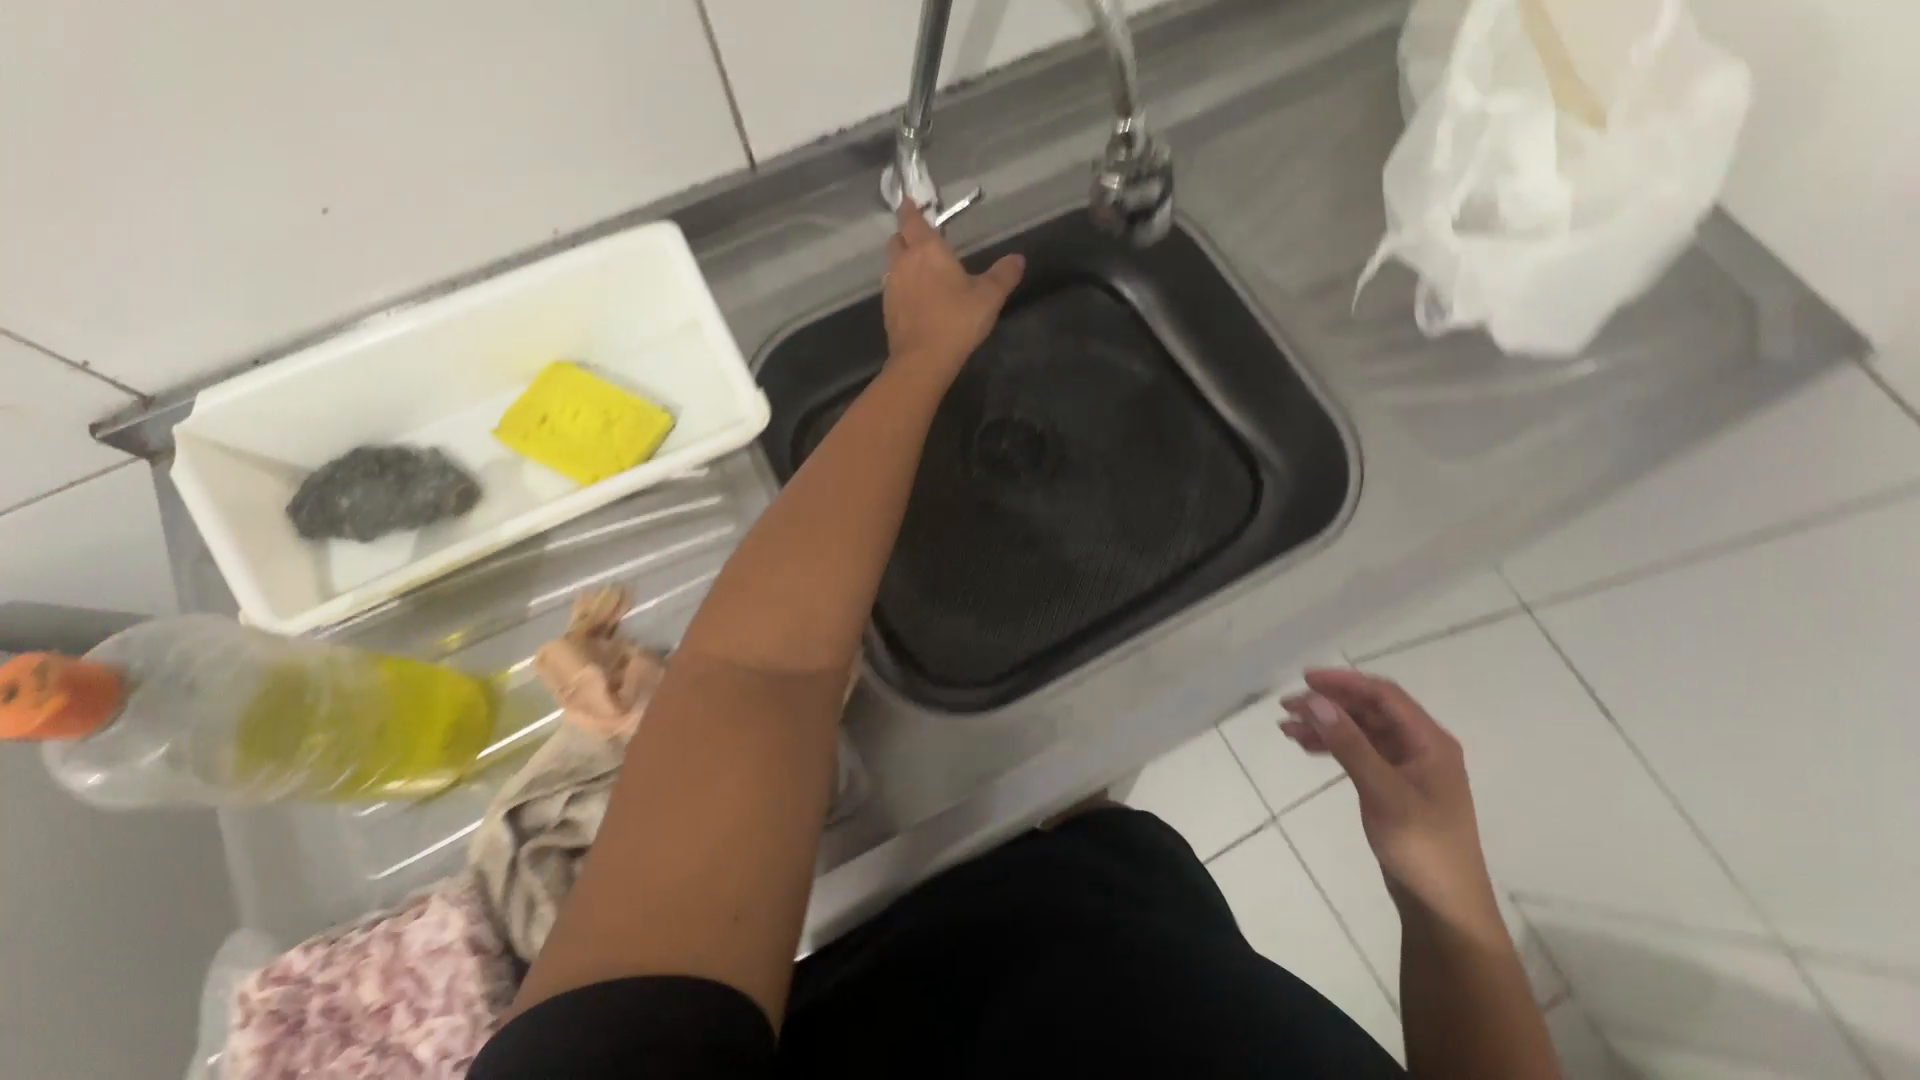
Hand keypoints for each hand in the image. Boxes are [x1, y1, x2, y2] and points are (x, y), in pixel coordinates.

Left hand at [882, 200, 1025, 381]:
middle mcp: (904, 263)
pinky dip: (902, 286)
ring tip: (920, 270)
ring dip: (903, 262)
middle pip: (897, 240)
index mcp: (927, 250)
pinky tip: (916, 298)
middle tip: (921, 239)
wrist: (923, 359)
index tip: (909, 201)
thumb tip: (1018, 259)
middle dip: (906, 235)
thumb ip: (1003, 275)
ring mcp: (892, 287)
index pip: (911, 220)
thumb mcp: (989, 296)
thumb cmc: (957, 320)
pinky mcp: (888, 310)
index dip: (910, 209)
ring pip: (893, 264)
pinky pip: (893, 288)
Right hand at [1281, 669, 1503, 934]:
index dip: (1344, 683)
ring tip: (1286, 728)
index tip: (1304, 681)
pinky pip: (1360, 754)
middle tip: (1287, 707)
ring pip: (1361, 732)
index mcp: (1430, 742)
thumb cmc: (1421, 847)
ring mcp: (1407, 769)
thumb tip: (1315, 701)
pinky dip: (1334, 747)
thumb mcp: (1383, 792)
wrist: (1443, 907)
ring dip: (1327, 725)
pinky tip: (1307, 748)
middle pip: (1370, 711)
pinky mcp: (1393, 788)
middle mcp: (1421, 748)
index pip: (1384, 696)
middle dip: (1329, 704)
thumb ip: (1350, 745)